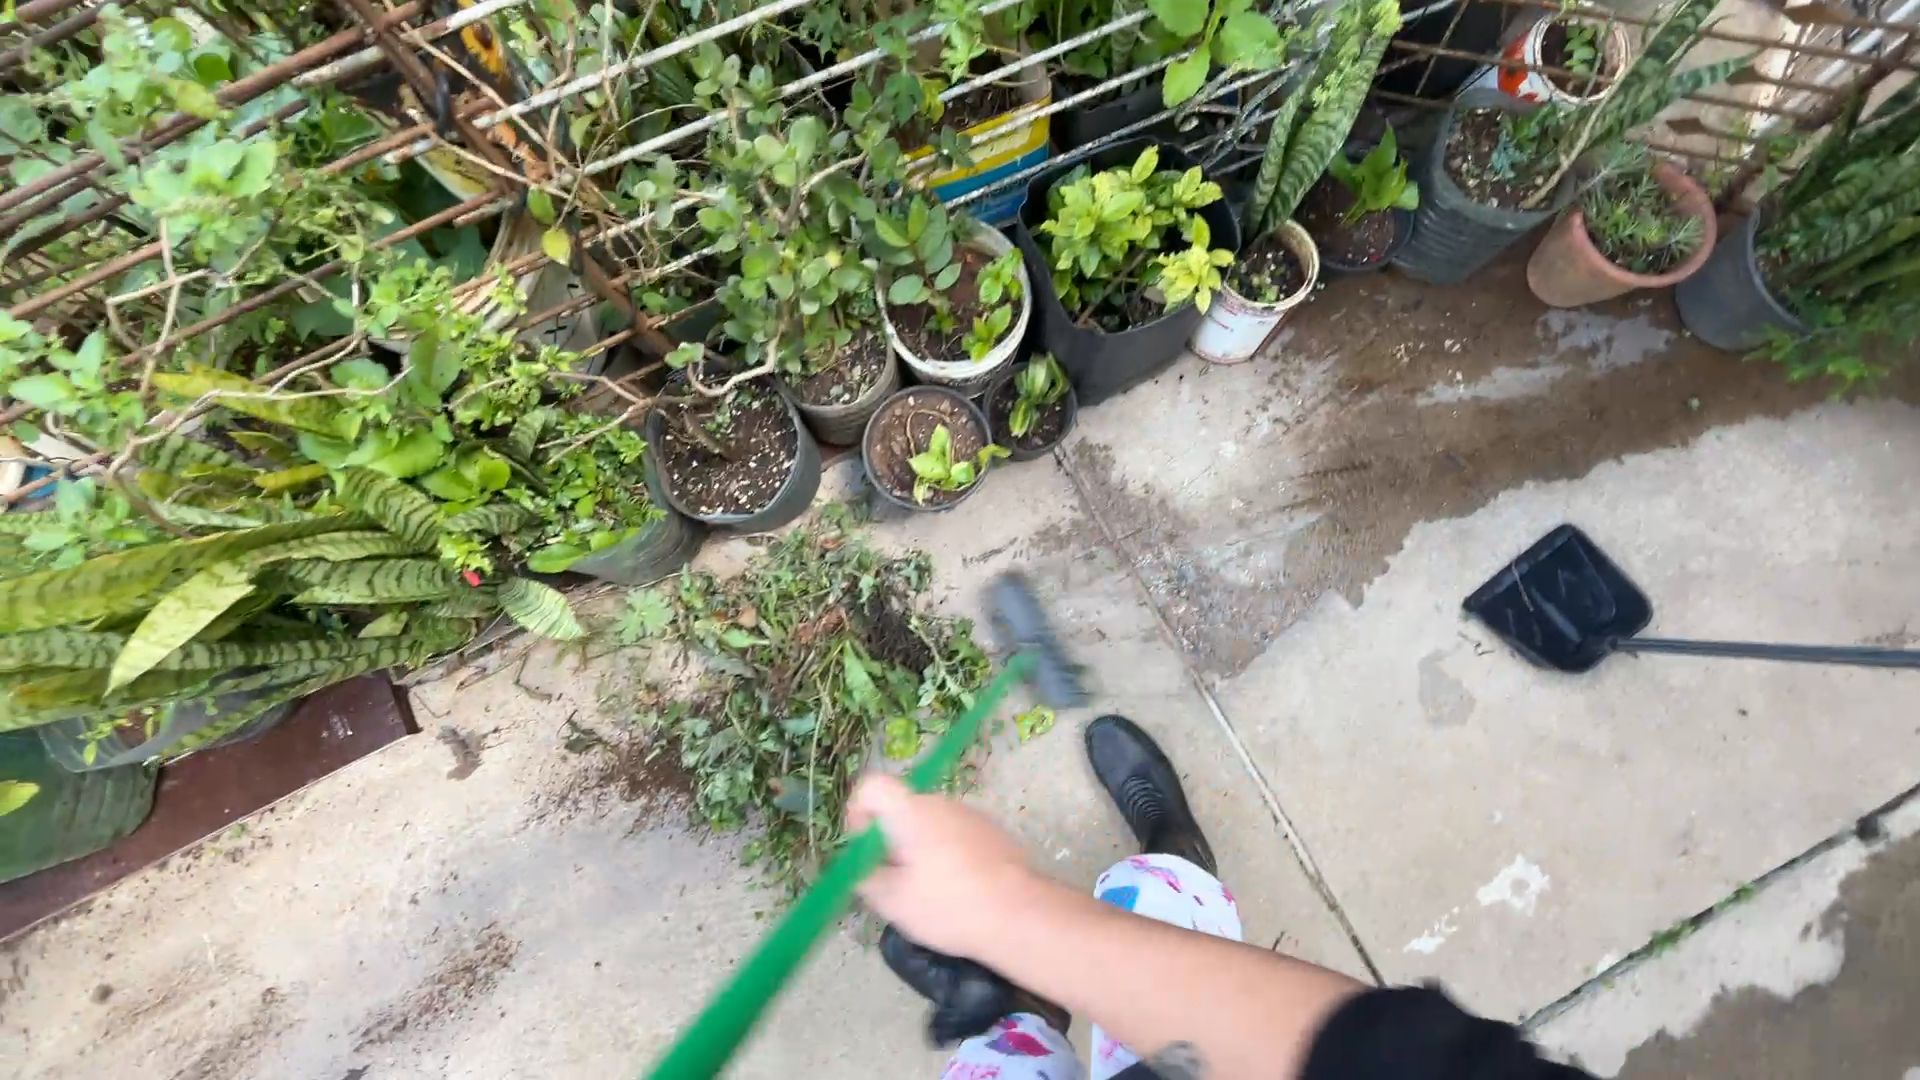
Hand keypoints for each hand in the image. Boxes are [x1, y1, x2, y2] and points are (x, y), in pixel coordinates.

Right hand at [847, 773, 1038, 957]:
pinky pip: (954, 833)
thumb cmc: (949, 905)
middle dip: (890, 840)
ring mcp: (969, 813)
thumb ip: (866, 877)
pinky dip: (945, 853)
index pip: (872, 786)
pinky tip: (958, 889)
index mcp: (911, 811)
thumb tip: (860, 866)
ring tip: (929, 892)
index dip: (858, 812)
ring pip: (928, 824)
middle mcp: (940, 802)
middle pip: (901, 809)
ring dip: (919, 849)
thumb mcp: (893, 901)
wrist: (1019, 913)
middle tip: (895, 881)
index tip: (864, 848)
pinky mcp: (990, 829)